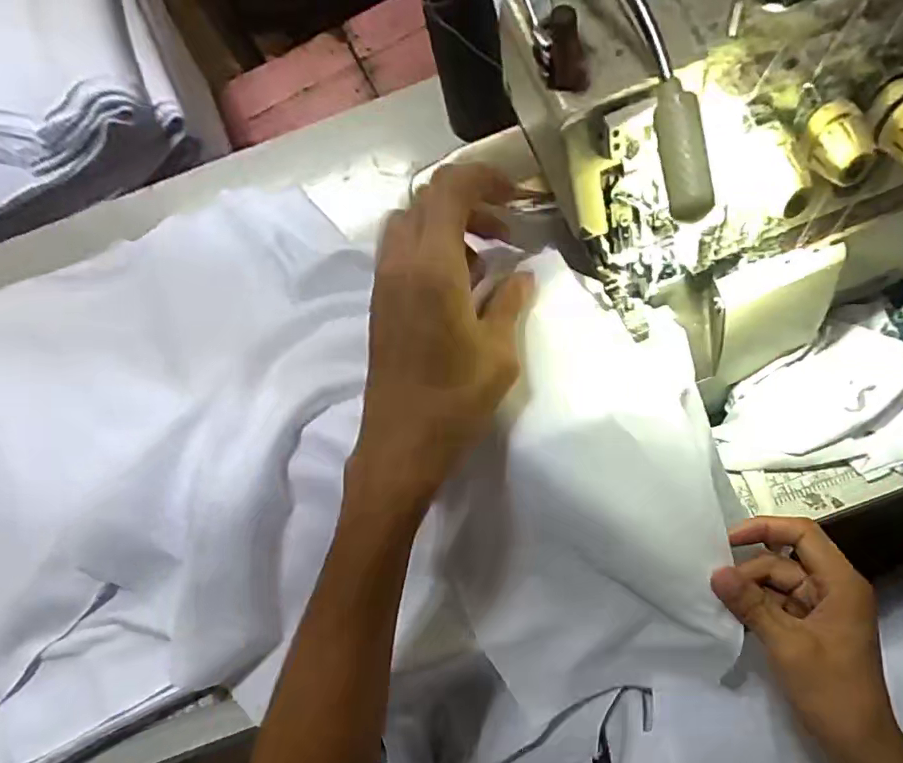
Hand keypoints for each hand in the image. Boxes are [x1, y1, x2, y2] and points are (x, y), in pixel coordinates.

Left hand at [351, 163, 535, 511]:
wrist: (401, 444)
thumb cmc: (455, 401)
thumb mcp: (499, 354)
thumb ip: (511, 303)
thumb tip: (521, 275)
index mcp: (432, 267)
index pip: (449, 189)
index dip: (486, 178)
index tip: (519, 195)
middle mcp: (400, 263)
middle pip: (427, 200)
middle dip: (470, 202)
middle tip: (507, 231)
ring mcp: (384, 284)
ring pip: (411, 225)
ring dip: (448, 227)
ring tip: (485, 262)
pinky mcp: (381, 305)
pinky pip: (403, 254)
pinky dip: (433, 251)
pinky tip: (461, 289)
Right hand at [710, 516, 902, 760]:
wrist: (857, 741)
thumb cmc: (830, 689)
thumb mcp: (786, 644)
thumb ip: (751, 605)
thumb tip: (716, 573)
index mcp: (841, 582)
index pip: (803, 534)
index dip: (765, 528)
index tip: (727, 540)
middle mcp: (835, 589)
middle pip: (787, 562)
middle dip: (751, 569)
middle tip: (715, 585)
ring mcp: (825, 612)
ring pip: (782, 586)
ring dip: (752, 590)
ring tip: (718, 600)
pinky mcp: (814, 632)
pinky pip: (783, 608)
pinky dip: (760, 609)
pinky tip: (734, 615)